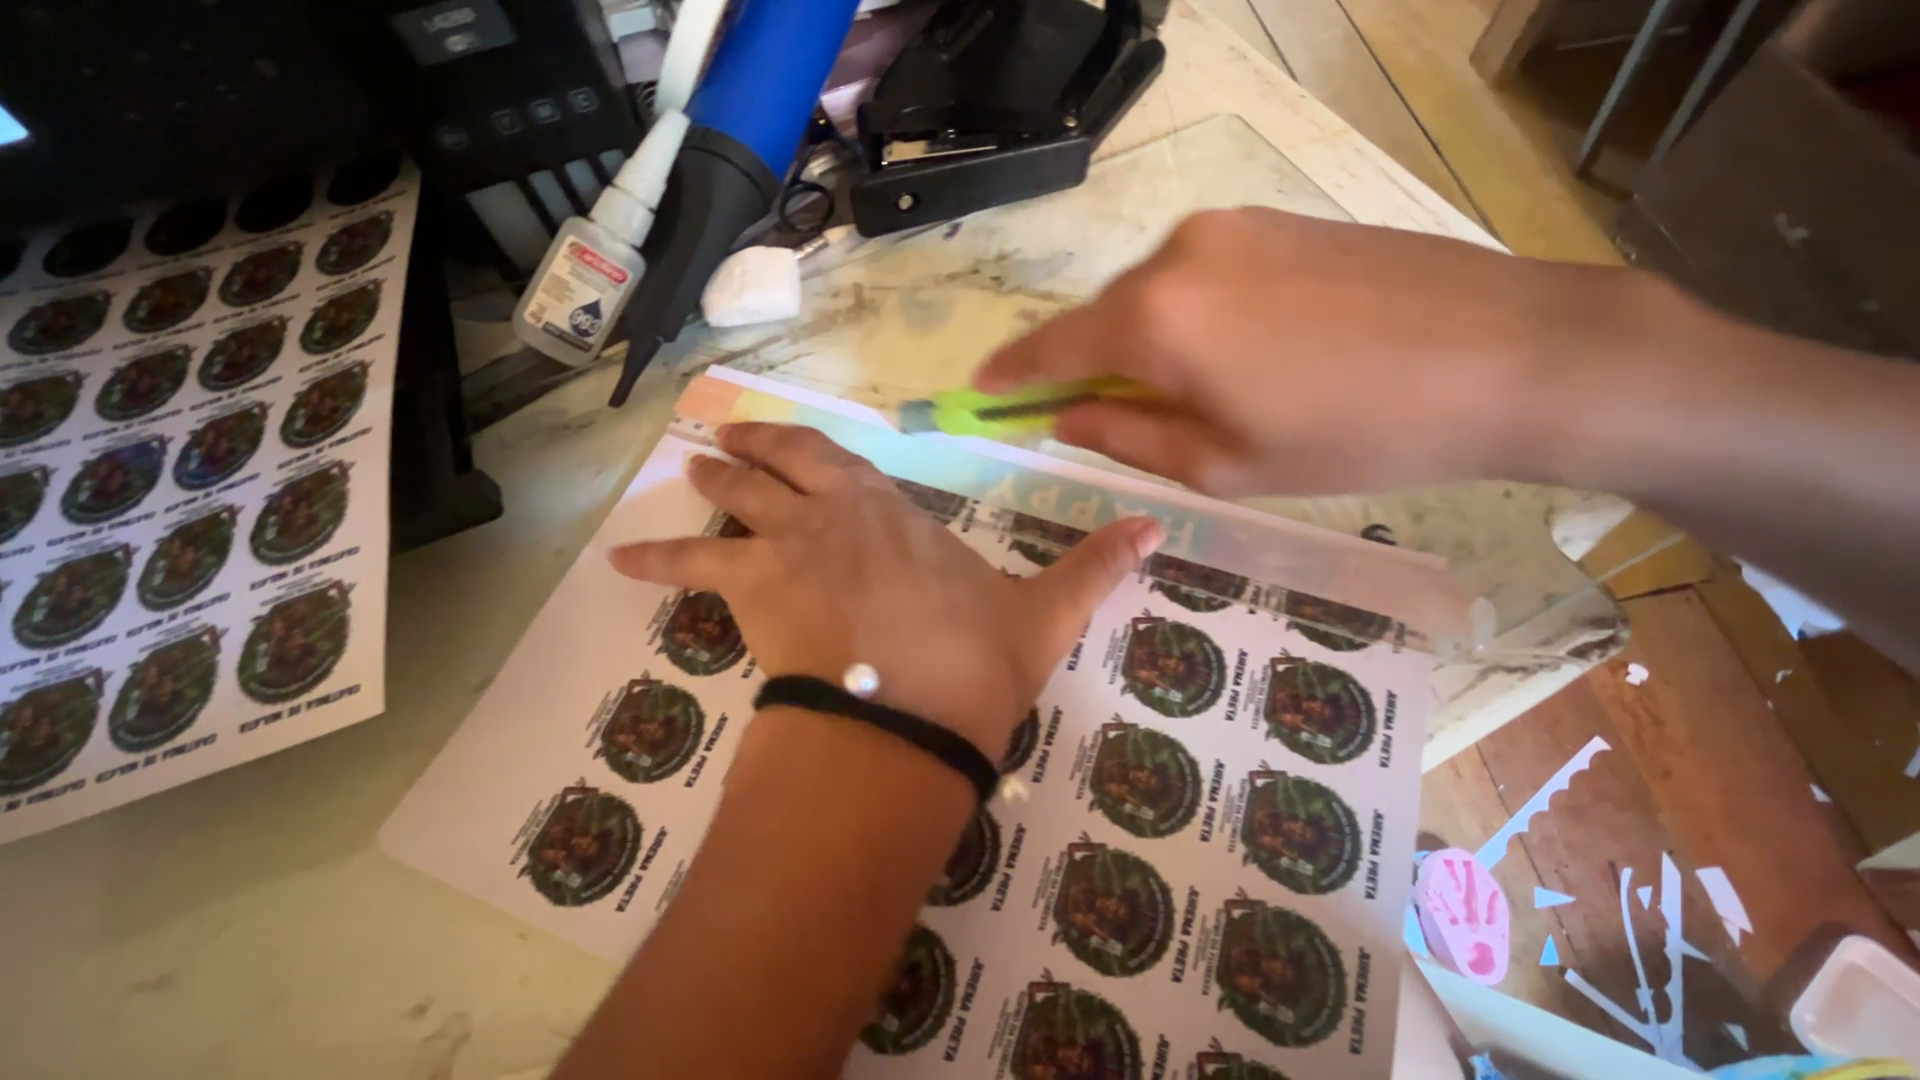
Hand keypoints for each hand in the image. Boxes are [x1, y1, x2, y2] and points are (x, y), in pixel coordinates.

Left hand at [608, 423, 1163, 757]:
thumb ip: (1095, 567)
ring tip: (687, 473)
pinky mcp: (750, 591)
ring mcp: (787, 547)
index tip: (791, 446)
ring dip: (711, 486)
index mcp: (896, 513)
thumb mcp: (1044, 613)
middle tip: (724, 439)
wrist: (910, 714)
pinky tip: (615, 563)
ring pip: (736, 503)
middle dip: (756, 451)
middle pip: (784, 467)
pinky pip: (691, 569)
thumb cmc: (973, 661)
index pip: (846, 467)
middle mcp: (836, 514)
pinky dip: (655, 564)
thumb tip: (1158, 526)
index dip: (815, 454)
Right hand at [975, 208, 1670, 495]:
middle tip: (1113, 424)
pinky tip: (1252, 356)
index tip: (981, 395)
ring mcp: (1232, 225)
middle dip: (1094, 371)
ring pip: (1155, 296)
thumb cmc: (1354, 433)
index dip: (1011, 378)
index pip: (1051, 349)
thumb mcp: (1224, 464)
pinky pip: (1203, 274)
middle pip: (1102, 320)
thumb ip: (1125, 436)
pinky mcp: (1278, 218)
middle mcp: (1177, 254)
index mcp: (1155, 319)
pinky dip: (1197, 317)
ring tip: (1211, 398)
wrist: (1511, 354)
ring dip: (1153, 346)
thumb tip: (1065, 417)